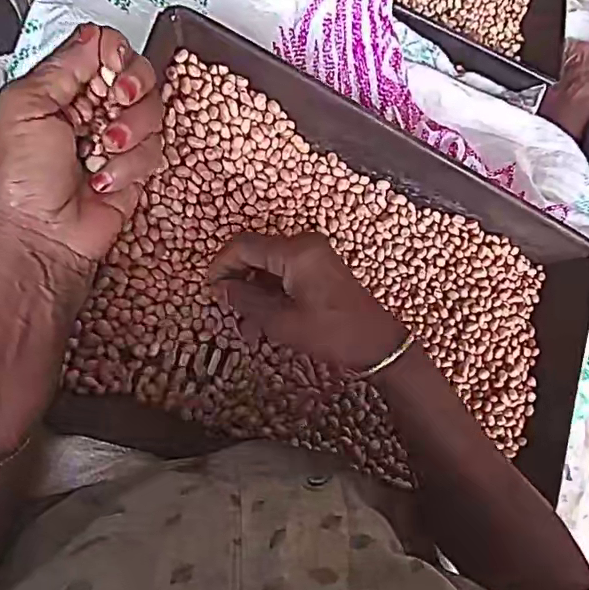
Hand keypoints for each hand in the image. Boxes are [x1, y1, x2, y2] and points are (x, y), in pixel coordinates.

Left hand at [0, 23, 165, 266]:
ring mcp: (120, 138)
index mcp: (63, 87)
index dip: (116, 55)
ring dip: (130, 132)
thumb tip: (96, 36)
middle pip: (138, 75)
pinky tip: (104, 180)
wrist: (45, 234)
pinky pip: (155, 150)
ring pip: (153, 112)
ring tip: (102, 153)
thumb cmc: (23, 179)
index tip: (110, 70)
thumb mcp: (25, 106)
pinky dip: (131, 165)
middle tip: (116, 104)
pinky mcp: (138, 168)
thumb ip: (62, 67)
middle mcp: (95, 109)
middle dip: (132, 89)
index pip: (105, 50)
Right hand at [207, 232, 406, 370]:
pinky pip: (286, 273)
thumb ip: (247, 301)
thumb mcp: (282, 322)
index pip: (243, 246)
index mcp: (295, 252)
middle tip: (229, 313)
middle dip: (238, 282)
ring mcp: (316, 255)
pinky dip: (272, 292)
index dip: (221, 266)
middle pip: (256, 254)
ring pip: (269, 266)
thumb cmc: (332, 334)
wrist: (378, 344)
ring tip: (249, 327)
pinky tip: (266, 320)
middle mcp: (305, 245)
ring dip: (255, 292)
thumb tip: (222, 288)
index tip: (210, 290)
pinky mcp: (321, 268)